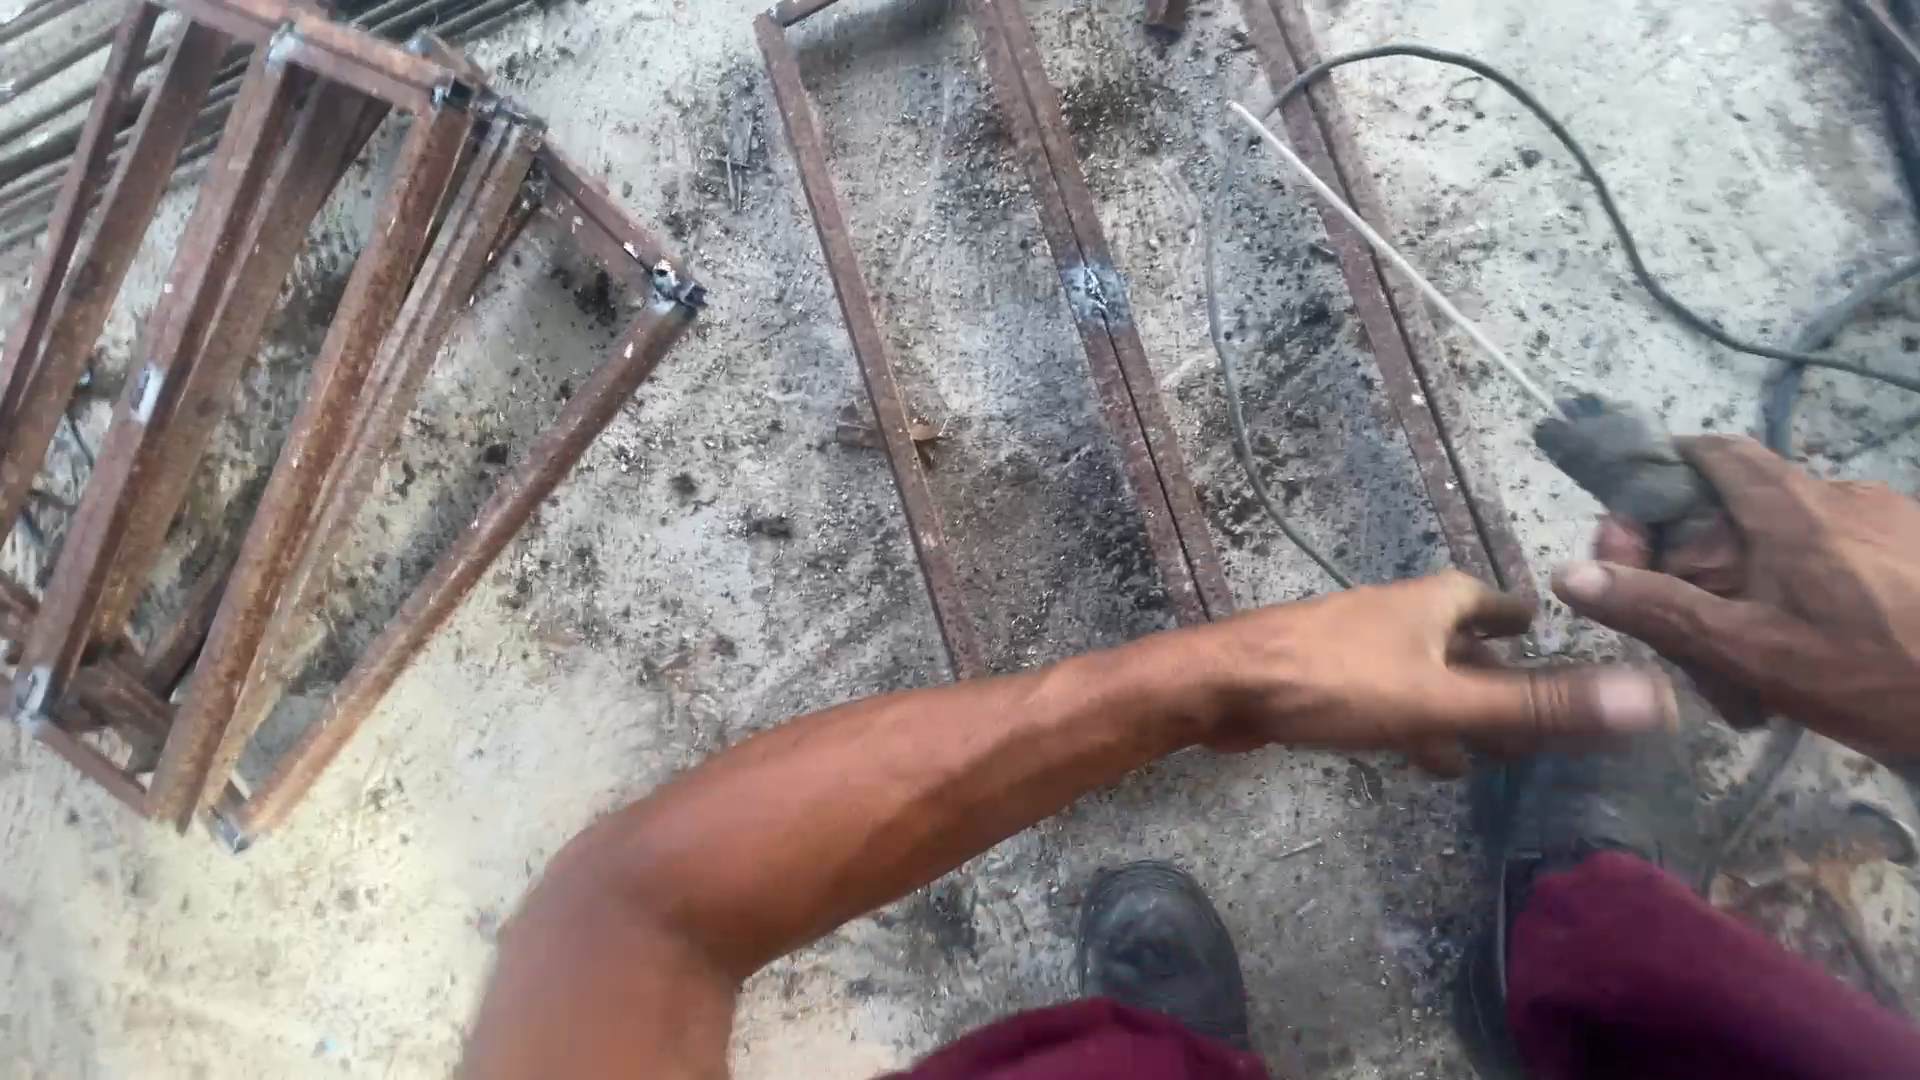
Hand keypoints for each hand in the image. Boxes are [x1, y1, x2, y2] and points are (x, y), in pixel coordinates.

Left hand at [1178, 570, 1676, 772]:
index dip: (1515, 615)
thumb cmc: (1331, 682)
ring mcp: (1348, 645)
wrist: (1221, 686)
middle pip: (1454, 640)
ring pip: (1417, 673)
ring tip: (1493, 749)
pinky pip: (1380, 697)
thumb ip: (1537, 703)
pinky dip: (1410, 722)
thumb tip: (1656, 697)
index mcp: (1424, 604)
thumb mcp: (1440, 698)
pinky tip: (1424, 759)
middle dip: (1493, 673)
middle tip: (1535, 712)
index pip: (1484, 598)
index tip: (1544, 628)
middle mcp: (1387, 615)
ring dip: (1453, 706)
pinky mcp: (1317, 678)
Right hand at [1553, 435, 1919, 764]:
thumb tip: (1568, 574)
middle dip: (1697, 539)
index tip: (1634, 498)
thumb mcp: (1750, 652)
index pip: (1721, 453)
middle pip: (1745, 497)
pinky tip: (1809, 632)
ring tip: (1747, 629)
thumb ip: (1655, 607)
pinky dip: (1803, 577)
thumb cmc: (1883, 678)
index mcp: (1798, 516)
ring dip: (1753, 562)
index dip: (1669, 460)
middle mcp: (1848, 502)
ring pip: (1793, 525)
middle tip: (1680, 596)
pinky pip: (1841, 546)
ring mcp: (1898, 523)